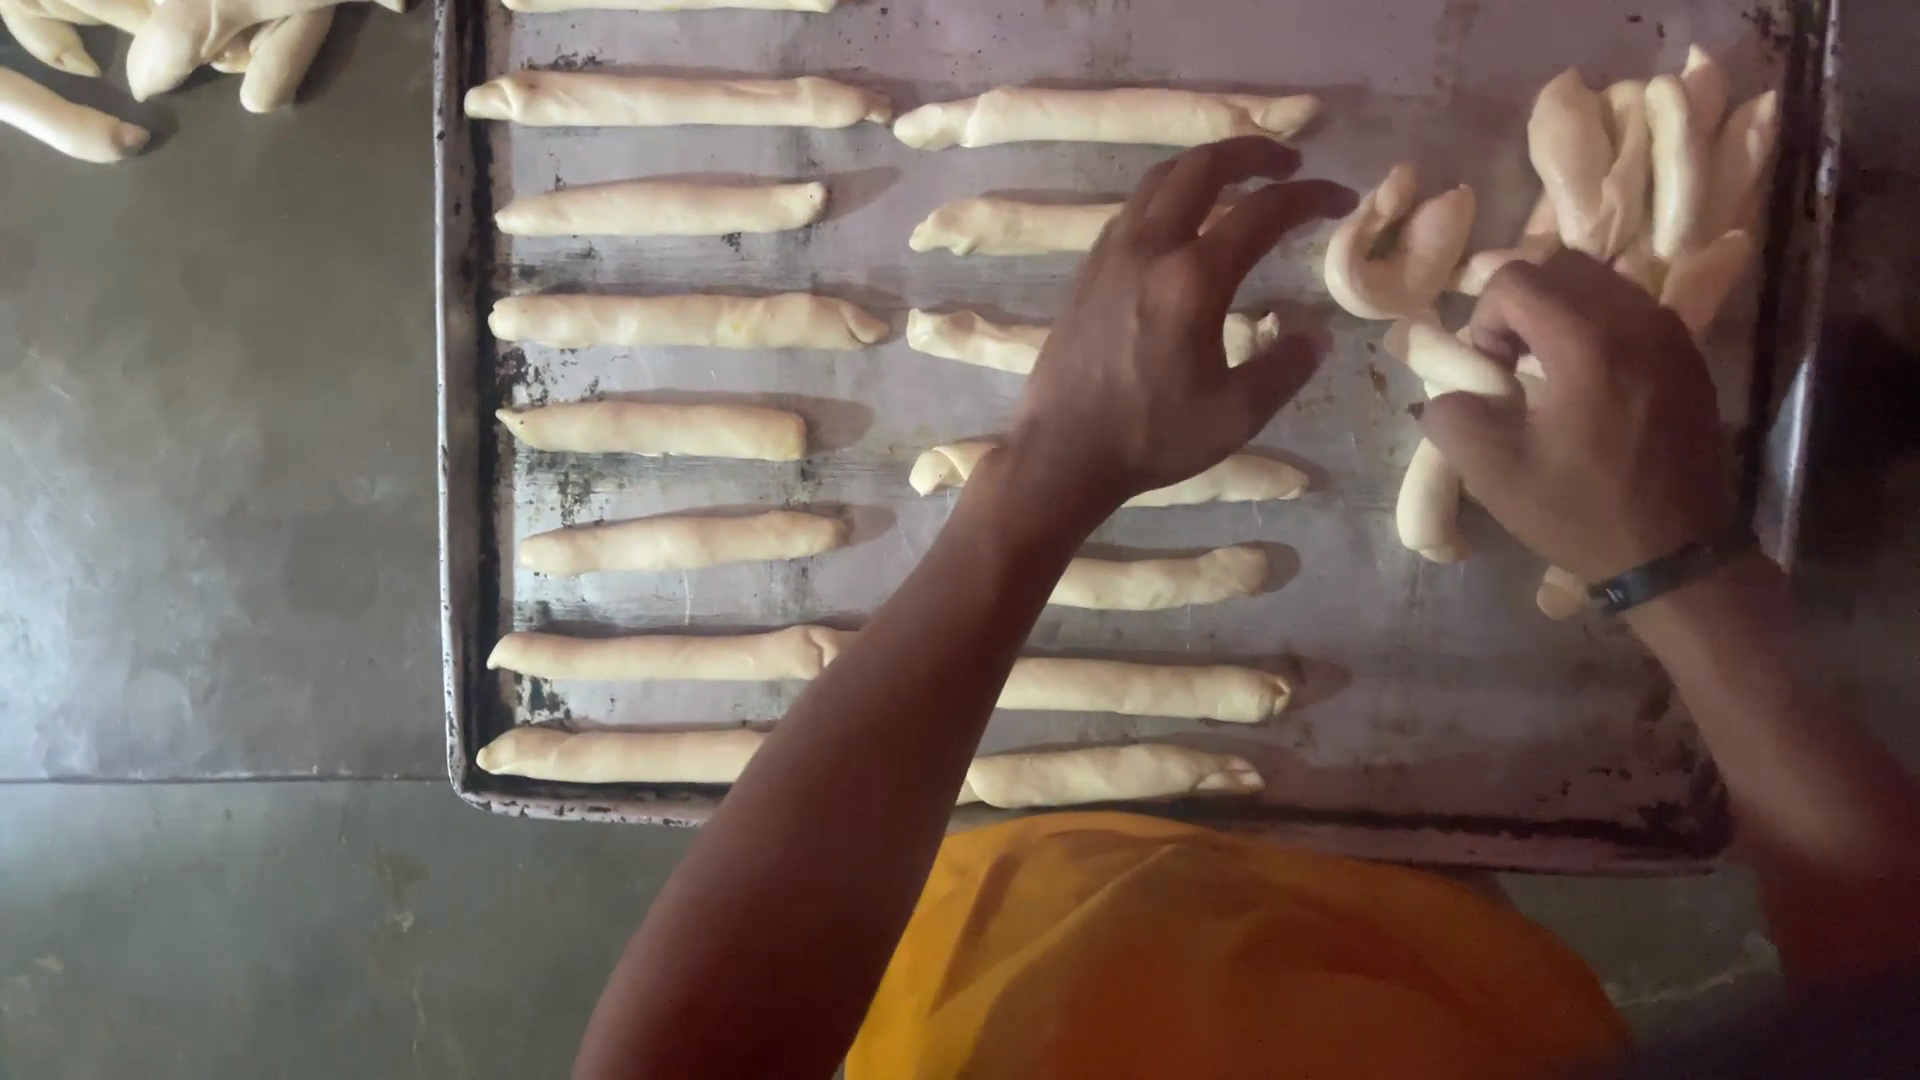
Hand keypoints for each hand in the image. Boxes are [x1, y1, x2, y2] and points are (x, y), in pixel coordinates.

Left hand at [997, 137, 1356, 518]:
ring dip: (1201, 171)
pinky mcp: (1083, 278)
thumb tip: (1316, 336)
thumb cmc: (1148, 438)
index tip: (1339, 200)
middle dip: (1251, 153)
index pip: (1263, 211)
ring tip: (1231, 186)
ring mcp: (1107, 260)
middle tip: (1286, 165)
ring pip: (1156, 184)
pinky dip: (1162, 202)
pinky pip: (1128, 216)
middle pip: (1201, 168)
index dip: (1311, 197)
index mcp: (1192, 278)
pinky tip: (1174, 231)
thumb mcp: (1235, 415)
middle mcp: (1147, 251)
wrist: (1060, 453)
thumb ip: (1285, 369)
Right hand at [1422, 250, 1735, 580]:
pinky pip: (1626, 307)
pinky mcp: (1685, 354)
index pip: (1515, 280)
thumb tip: (1450, 391)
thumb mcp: (1489, 472)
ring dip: (1552, 314)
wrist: (1674, 550)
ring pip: (1596, 282)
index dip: (1482, 322)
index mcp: (1587, 346)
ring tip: (1541, 372)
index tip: (1490, 374)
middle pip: (1557, 267)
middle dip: (1516, 308)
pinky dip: (1588, 325)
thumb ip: (1450, 415)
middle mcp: (1638, 323)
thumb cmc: (1576, 511)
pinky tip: (1578, 380)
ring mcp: (1671, 335)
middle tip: (1509, 365)